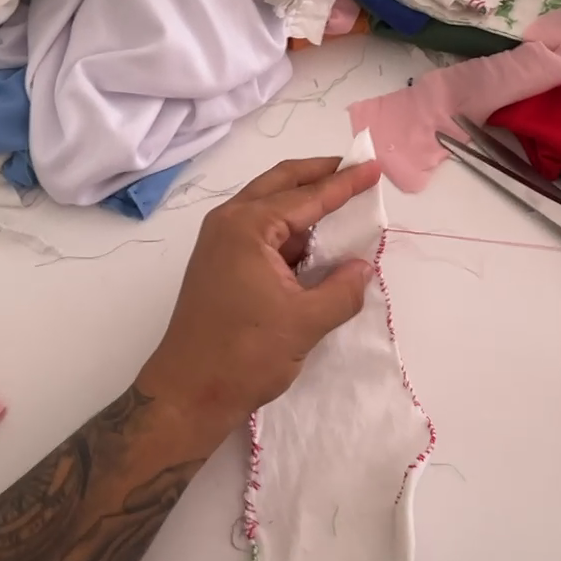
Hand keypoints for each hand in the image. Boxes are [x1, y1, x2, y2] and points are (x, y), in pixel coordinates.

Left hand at [137, 156, 380, 435]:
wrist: (187, 393)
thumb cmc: (243, 355)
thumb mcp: (305, 323)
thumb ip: (342, 290)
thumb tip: (362, 266)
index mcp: (246, 226)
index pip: (306, 196)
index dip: (343, 183)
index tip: (373, 167)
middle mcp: (228, 222)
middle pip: (280, 184)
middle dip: (319, 174)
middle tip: (355, 169)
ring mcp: (220, 241)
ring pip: (268, 205)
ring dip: (304, 201)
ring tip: (341, 201)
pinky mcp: (219, 262)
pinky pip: (261, 231)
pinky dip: (290, 229)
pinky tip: (315, 241)